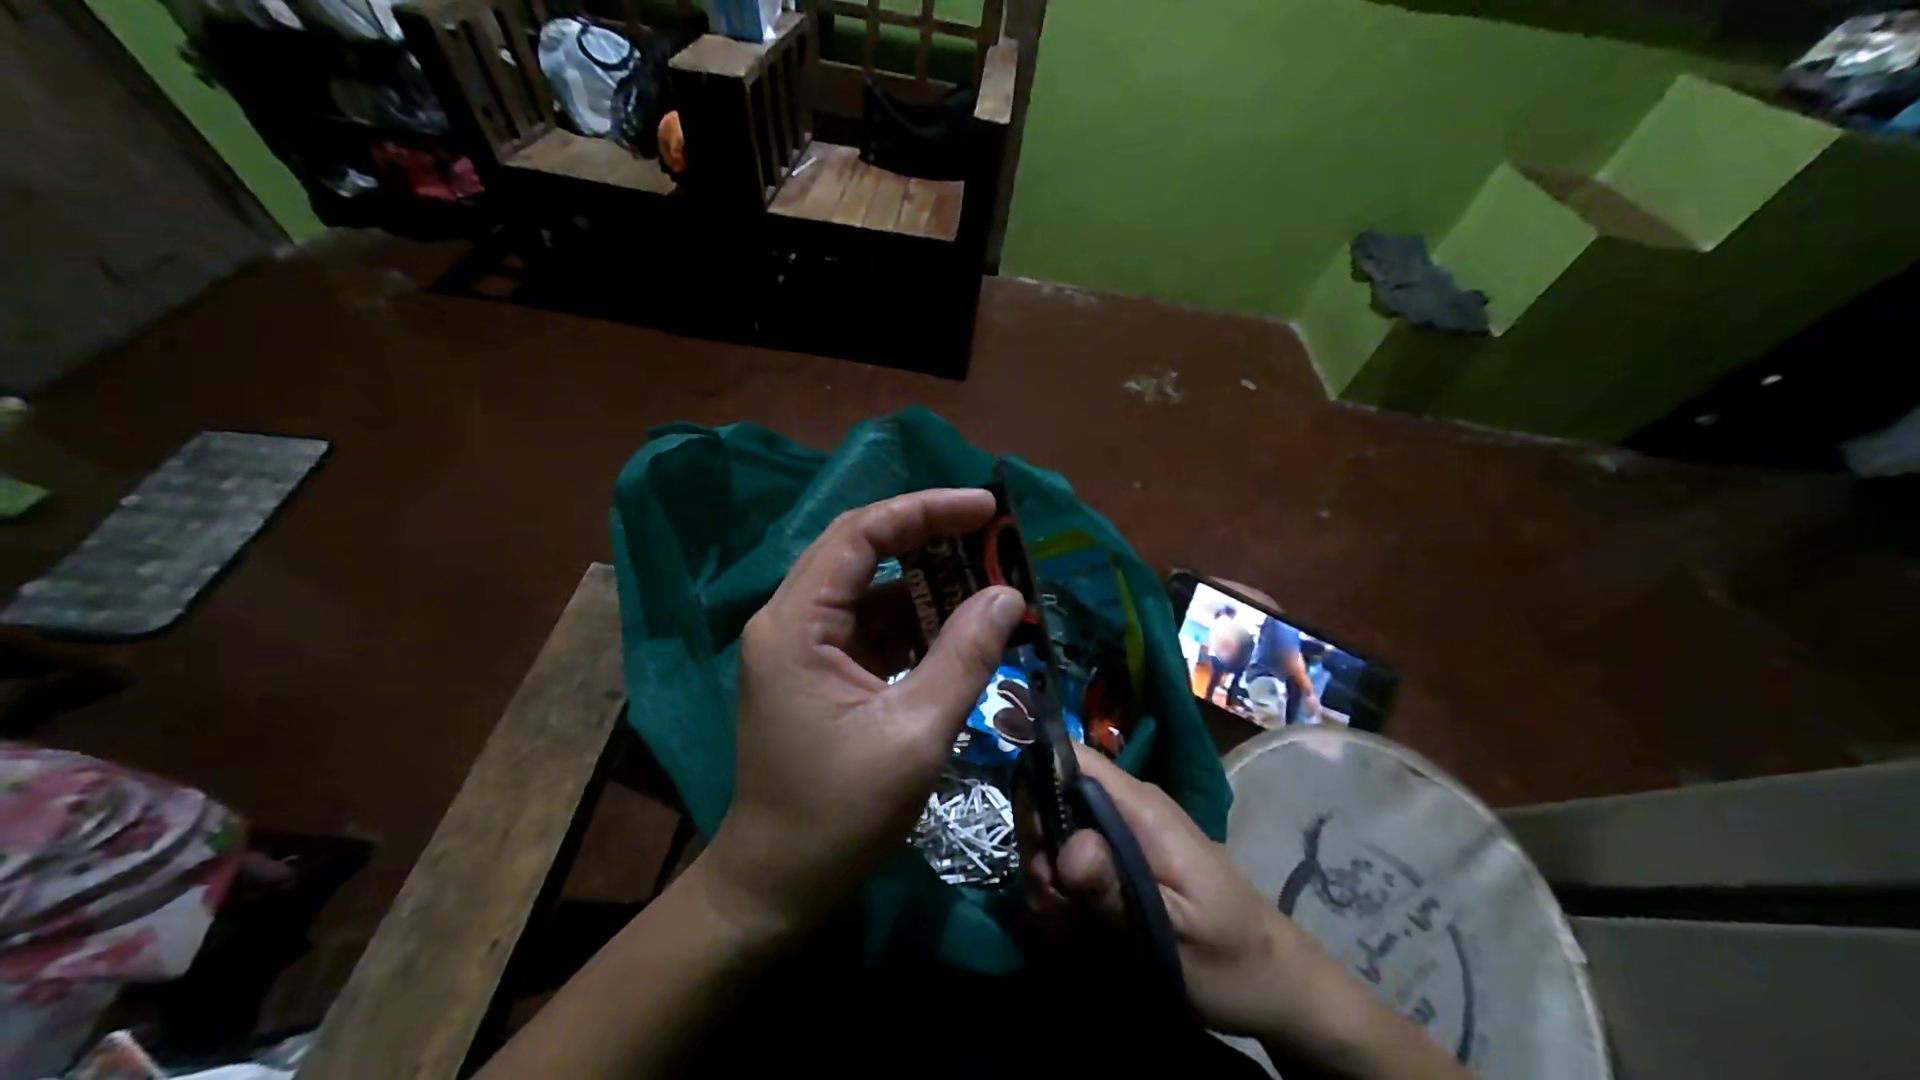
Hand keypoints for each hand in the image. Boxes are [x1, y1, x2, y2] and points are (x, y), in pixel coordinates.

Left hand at [703, 489, 1026, 934]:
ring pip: (873, 590)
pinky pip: (874, 628)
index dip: (925, 510)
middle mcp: (792, 620)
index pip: (861, 533)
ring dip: (931, 586)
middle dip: (932, 540)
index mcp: (796, 623)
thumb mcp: (914, 734)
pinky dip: (919, 625)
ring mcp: (804, 646)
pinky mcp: (821, 671)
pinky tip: (964, 630)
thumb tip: (1009, 593)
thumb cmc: (838, 815)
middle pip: (864, 551)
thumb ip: (964, 656)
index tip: (986, 508)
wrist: (777, 885)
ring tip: (993, 583)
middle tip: (996, 540)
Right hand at [1025, 746, 1330, 1035]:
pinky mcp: (1121, 857)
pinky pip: (1073, 862)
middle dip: (1041, 856)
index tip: (1035, 848)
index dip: (1037, 786)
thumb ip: (1116, 888)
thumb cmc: (1230, 959)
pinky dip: (1066, 897)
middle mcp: (1126, 807)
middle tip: (1060, 913)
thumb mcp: (1172, 934)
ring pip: (1055, 838)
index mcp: (1140, 807)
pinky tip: (1082, 933)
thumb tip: (1066, 848)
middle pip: (1051, 802)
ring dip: (1052, 885)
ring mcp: (1123, 832)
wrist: (1275, 983)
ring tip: (1076, 933)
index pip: (1070, 758)